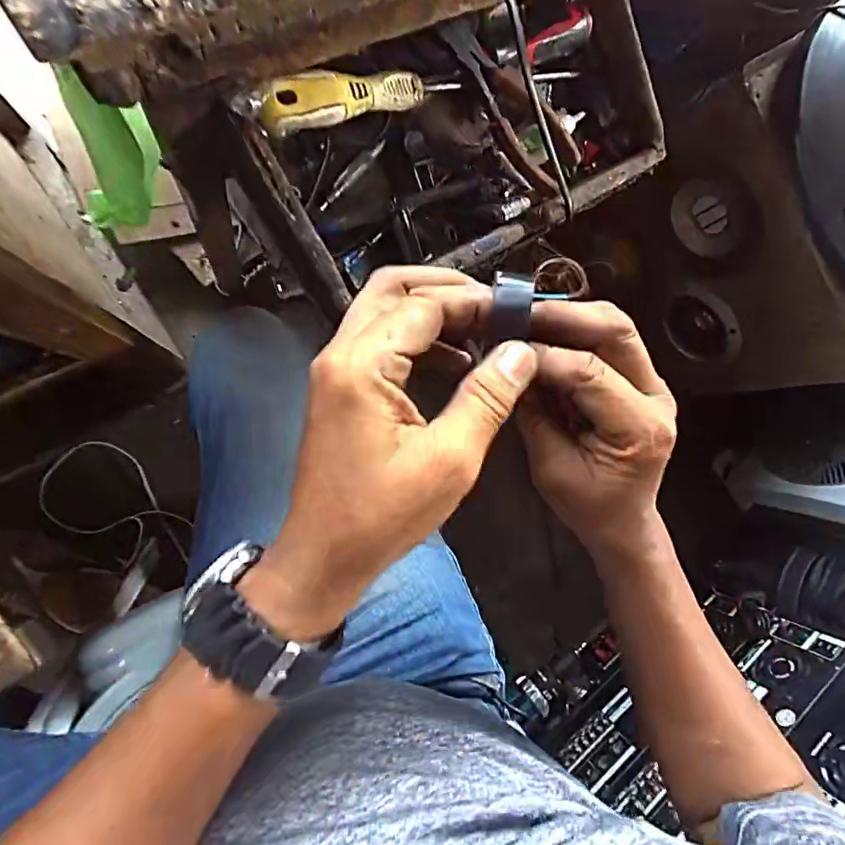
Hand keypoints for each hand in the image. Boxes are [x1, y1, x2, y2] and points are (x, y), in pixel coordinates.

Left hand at [246, 267, 536, 638]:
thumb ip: (487, 398)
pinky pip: (381, 340)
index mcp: (361, 367)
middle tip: (494, 306)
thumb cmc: (381, 517)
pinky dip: (418, 336)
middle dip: (447, 289)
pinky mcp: (341, 388)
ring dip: (432, 310)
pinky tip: (455, 361)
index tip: (512, 314)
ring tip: (481, 329)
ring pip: (384, 309)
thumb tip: (520, 354)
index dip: (473, 303)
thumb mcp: (450, 459)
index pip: (423, 305)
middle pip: (392, 288)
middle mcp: (340, 356)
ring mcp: (336, 371)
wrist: (324, 556)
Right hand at [515, 301, 677, 559]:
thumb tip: (512, 366)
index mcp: (640, 428)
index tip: (508, 350)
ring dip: (572, 318)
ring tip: (531, 321)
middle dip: (565, 315)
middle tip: (521, 314)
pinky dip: (578, 333)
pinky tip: (548, 336)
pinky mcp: (642, 382)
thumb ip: (534, 414)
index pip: (590, 372)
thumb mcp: (551, 469)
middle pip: (617, 331)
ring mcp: (654, 387)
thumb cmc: (592, 508)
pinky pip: (612, 343)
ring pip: (617, 328)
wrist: (624, 522)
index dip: (544, 355)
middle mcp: (656, 399)